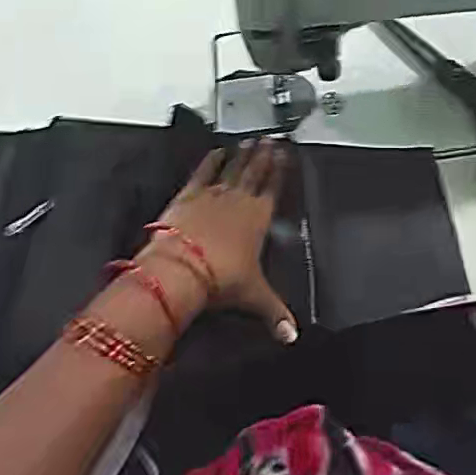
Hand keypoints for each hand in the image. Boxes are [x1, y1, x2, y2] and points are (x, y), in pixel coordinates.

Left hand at [142, 139, 298, 343]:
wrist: (182, 267)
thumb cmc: (222, 279)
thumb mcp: (253, 296)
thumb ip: (274, 313)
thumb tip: (293, 336)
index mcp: (258, 218)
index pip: (273, 188)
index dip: (280, 170)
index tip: (284, 153)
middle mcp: (239, 199)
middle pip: (255, 172)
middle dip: (264, 155)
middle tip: (270, 137)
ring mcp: (213, 193)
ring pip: (232, 168)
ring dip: (242, 154)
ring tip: (250, 140)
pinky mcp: (189, 193)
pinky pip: (203, 172)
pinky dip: (210, 160)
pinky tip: (216, 150)